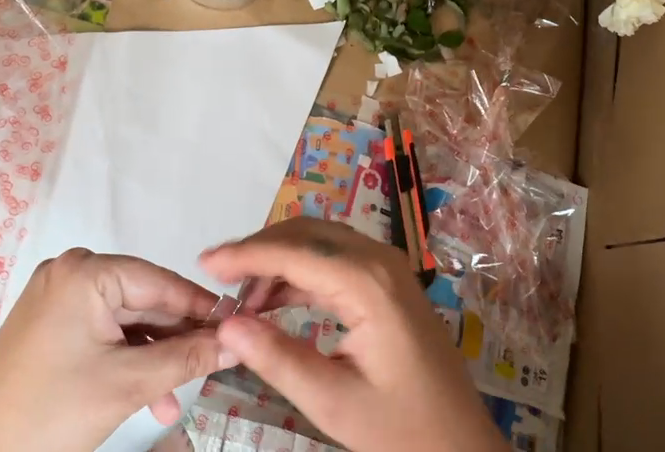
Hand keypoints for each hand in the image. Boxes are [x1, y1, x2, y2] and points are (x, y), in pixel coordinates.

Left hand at [0, 248, 228, 451]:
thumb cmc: (53, 413)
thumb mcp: (129, 384)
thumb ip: (186, 357)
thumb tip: (234, 341)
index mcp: (84, 272)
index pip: (159, 281)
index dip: (201, 306)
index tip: (238, 324)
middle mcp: (68, 273)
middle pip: (141, 300)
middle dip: (175, 339)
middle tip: (213, 364)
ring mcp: (53, 299)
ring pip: (123, 321)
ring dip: (153, 357)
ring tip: (176, 396)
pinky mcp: (46, 326)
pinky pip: (100, 333)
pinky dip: (125, 360)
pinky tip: (149, 395)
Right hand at [201, 219, 507, 451]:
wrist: (461, 445)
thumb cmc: (401, 428)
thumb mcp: (333, 403)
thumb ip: (277, 360)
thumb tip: (224, 326)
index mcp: (368, 284)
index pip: (294, 251)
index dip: (245, 254)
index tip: (204, 261)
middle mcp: (378, 260)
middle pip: (305, 234)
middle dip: (258, 250)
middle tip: (217, 278)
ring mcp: (386, 267)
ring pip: (318, 241)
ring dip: (277, 260)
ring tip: (239, 297)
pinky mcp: (386, 281)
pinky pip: (333, 259)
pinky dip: (298, 272)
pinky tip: (272, 301)